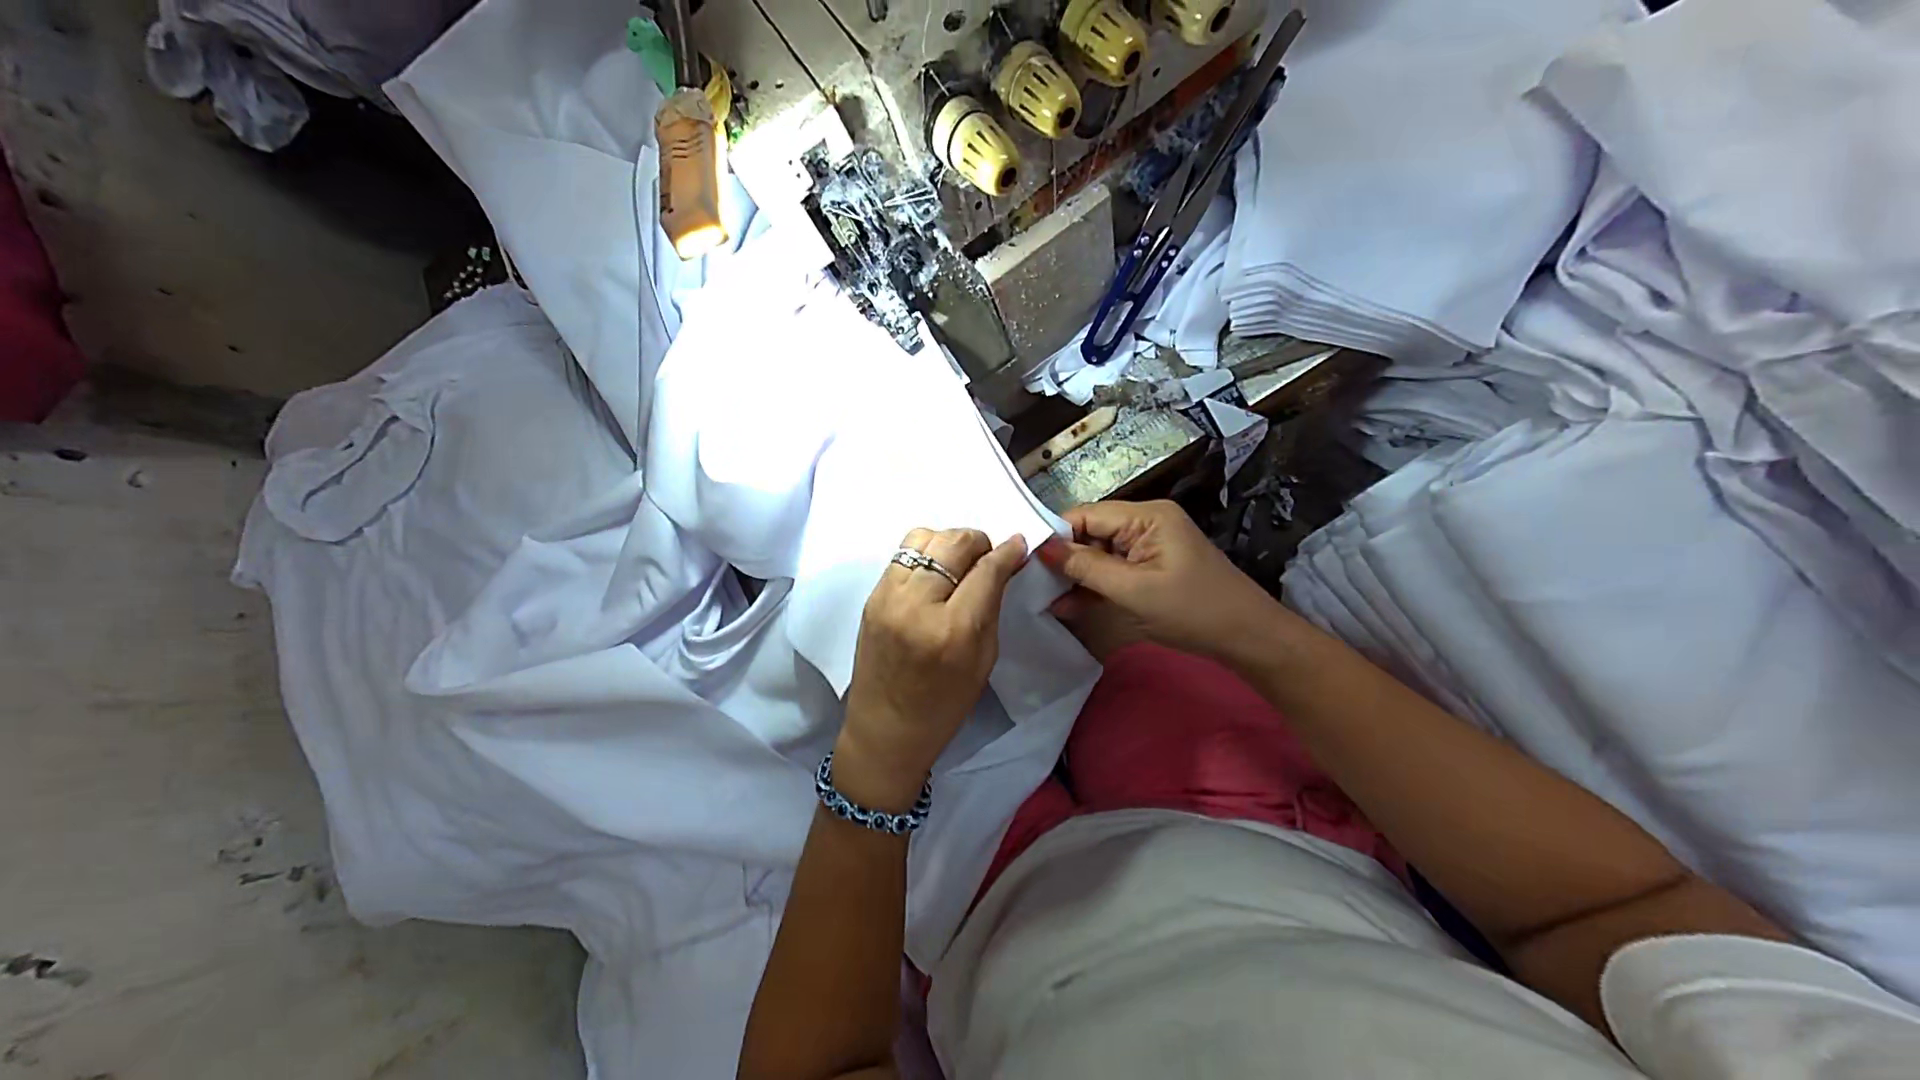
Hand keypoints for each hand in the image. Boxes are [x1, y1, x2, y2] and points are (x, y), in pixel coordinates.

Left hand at [836, 527, 1028, 810]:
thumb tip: (1003, 565)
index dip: (1008, 551)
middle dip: (978, 541)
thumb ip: (991, 607)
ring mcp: (888, 597)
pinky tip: (934, 573)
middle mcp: (917, 605)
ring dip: (949, 543)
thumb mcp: (983, 660)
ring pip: (923, 537)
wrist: (885, 729)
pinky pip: (901, 554)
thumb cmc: (944, 706)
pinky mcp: (871, 596)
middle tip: (988, 556)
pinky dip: (924, 554)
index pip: (986, 570)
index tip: (1018, 544)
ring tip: (958, 562)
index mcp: (953, 630)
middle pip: (954, 542)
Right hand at [1037, 500, 1289, 664]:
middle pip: (1091, 532)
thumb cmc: (1192, 610)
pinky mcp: (1151, 566)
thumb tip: (1042, 549)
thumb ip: (1086, 567)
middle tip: (1034, 585)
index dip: (1056, 536)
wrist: (1247, 638)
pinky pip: (1114, 569)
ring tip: (1047, 598)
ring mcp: (1149, 545)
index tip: (1028, 562)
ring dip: (1077, 576)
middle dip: (1064, 559)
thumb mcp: (1133, 590)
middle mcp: (1146, 522)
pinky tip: (1070, 605)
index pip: (1086, 515)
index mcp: (1146, 516)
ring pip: (1099, 553)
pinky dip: (1095, 586)